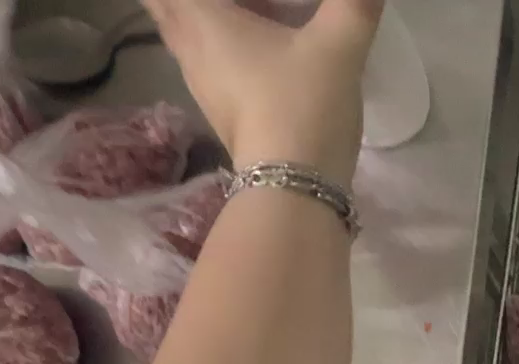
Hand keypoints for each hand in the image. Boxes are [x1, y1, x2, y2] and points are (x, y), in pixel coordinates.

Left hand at [142, 0, 381, 183]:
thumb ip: (354, 7)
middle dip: (193, 1)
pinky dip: (224, 52)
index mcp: (199, 16)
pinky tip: (260, 60)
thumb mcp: (337, 51)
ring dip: (207, 20)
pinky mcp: (224, 116)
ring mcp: (202, 86)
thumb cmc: (302, 107)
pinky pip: (210, 67)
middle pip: (165, 4)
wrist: (296, 190)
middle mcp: (187, 46)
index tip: (237, 2)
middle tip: (242, 7)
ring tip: (249, 19)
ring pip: (186, 35)